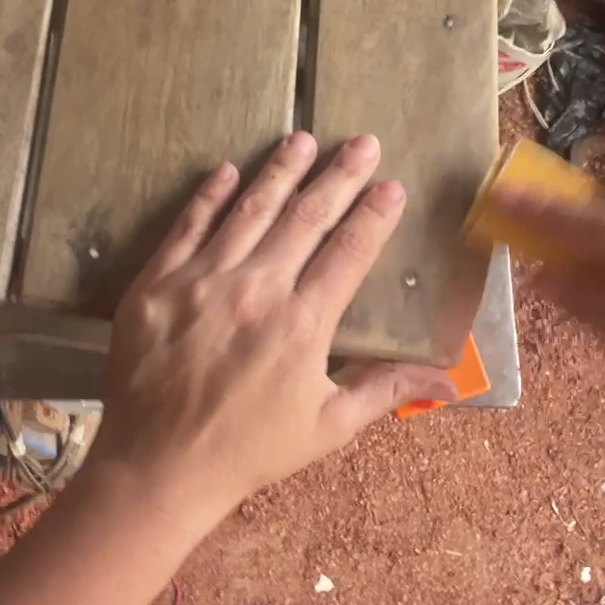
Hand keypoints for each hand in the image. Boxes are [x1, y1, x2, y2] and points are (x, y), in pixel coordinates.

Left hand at [89, 132, 456, 514]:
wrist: (159, 464)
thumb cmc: (250, 450)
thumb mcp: (327, 427)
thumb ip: (383, 390)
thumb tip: (446, 374)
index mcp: (303, 324)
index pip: (349, 252)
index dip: (374, 215)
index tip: (391, 185)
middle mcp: (256, 290)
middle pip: (305, 218)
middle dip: (338, 176)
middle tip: (361, 143)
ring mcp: (202, 282)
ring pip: (249, 210)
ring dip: (279, 171)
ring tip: (302, 139)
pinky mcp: (157, 283)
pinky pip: (187, 226)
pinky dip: (208, 195)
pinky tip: (227, 169)